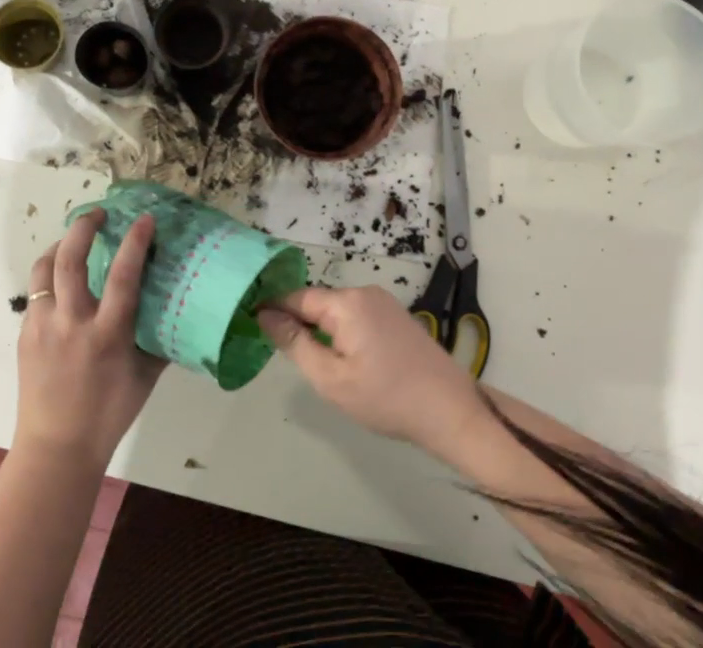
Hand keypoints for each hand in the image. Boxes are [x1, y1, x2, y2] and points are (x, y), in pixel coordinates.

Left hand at [15, 211, 165, 466]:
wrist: (57, 445)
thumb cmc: (109, 414)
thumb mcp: (145, 378)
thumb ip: (159, 342)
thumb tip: (177, 313)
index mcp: (107, 335)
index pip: (122, 276)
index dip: (134, 243)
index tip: (144, 219)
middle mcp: (72, 323)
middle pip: (70, 260)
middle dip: (82, 228)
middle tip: (98, 214)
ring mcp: (43, 327)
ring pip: (44, 270)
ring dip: (59, 246)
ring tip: (73, 240)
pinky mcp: (25, 334)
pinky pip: (36, 295)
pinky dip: (50, 278)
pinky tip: (61, 284)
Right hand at [258, 284, 487, 457]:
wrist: (450, 410)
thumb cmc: (385, 398)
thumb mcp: (330, 378)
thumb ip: (294, 343)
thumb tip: (264, 314)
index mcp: (346, 303)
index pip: (295, 297)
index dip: (272, 311)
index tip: (251, 328)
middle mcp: (364, 292)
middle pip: (316, 302)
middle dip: (298, 324)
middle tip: (287, 358)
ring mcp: (383, 302)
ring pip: (335, 311)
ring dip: (320, 331)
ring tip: (318, 366)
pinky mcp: (396, 317)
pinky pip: (355, 317)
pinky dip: (342, 334)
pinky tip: (346, 362)